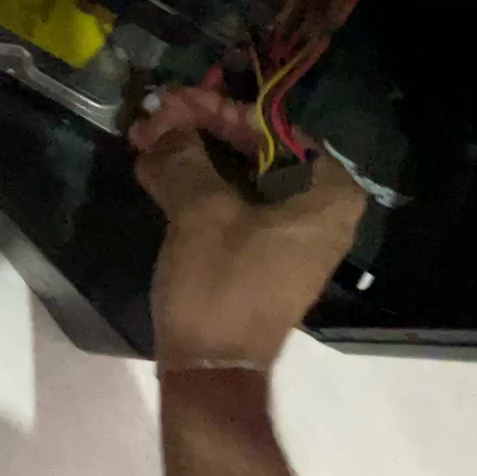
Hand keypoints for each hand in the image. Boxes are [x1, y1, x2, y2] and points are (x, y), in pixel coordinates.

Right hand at [130, 87, 367, 369]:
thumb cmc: (217, 290)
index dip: (220, 109)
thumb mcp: (199, 217)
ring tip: (150, 147)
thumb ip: (183, 161)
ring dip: (195, 164)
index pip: (275, 127)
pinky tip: (165, 179)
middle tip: (156, 122)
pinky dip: (202, 196)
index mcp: (326, 193)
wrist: (210, 374)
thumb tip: (160, 126)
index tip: (175, 101)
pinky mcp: (262, 263)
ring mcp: (292, 242)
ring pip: (242, 184)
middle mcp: (320, 213)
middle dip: (202, 136)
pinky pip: (236, 213)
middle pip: (258, 154)